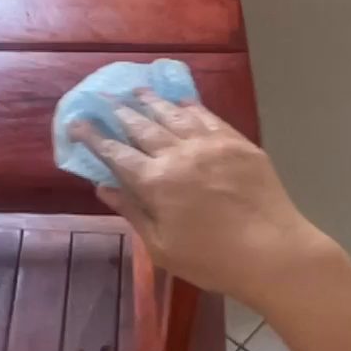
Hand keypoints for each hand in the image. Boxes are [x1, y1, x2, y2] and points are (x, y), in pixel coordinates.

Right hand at [72, 91, 336, 313]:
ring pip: (174, 115)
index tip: (77, 123)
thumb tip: (104, 187)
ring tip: (136, 90)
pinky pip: (207, 118)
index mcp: (156, 182)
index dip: (94, 137)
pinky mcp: (238, 144)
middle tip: (103, 96)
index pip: (116, 153)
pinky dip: (190, 107)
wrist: (273, 252)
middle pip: (142, 126)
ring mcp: (211, 145)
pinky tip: (181, 101)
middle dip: (119, 111)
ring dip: (152, 101)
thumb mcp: (162, 246)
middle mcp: (179, 154)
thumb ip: (132, 212)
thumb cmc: (211, 260)